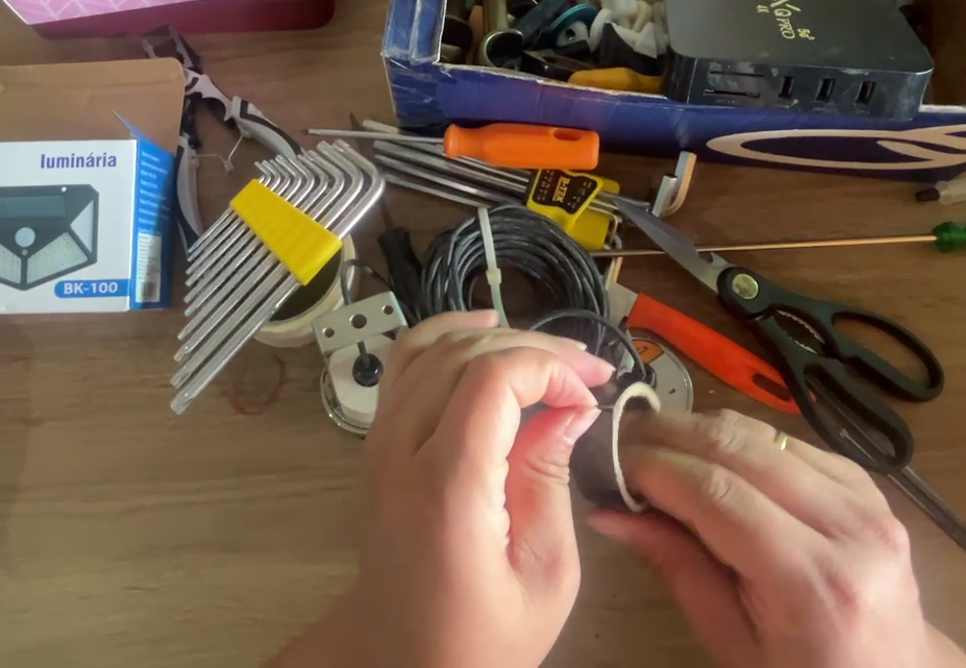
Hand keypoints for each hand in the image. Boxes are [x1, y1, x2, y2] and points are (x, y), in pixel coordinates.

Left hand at [269, 311, 613, 667]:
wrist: (398, 653)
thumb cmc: (479, 634)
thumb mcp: (543, 575)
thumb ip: (550, 478)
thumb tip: (569, 407)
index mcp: (446, 488)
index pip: (490, 380)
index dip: (547, 366)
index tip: (590, 390)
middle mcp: (399, 448)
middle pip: (463, 355)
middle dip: (534, 348)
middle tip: (586, 369)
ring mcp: (378, 437)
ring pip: (432, 346)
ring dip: (495, 337)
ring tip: (549, 351)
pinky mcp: (375, 435)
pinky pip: (405, 360)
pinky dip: (444, 334)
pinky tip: (483, 331)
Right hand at [590, 409, 965, 667]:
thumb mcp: (731, 641)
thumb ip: (672, 564)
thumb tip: (603, 510)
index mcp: (819, 585)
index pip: (716, 493)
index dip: (651, 465)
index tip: (603, 459)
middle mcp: (850, 528)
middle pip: (734, 447)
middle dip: (663, 433)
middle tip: (614, 438)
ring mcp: (865, 497)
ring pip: (753, 430)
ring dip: (690, 426)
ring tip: (646, 440)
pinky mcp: (863, 480)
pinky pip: (777, 437)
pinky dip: (727, 435)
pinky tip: (698, 451)